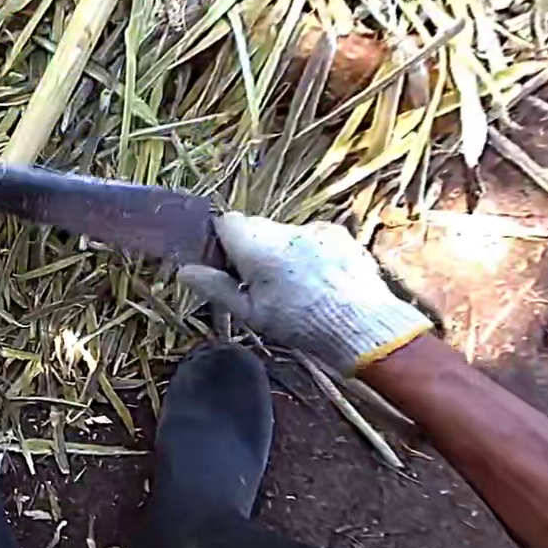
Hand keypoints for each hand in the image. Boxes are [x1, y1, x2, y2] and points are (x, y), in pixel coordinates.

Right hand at [179, 213, 430, 372]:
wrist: (363, 327)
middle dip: (250, 248)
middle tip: (257, 282)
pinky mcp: (340, 235)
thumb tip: (185, 270)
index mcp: (257, 245)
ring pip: (282, 233)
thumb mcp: (249, 311)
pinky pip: (309, 238)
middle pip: (254, 227)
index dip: (221, 240)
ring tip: (290, 286)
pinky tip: (315, 280)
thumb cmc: (298, 322)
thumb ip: (215, 286)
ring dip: (279, 251)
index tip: (225, 265)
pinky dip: (305, 253)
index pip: (226, 221)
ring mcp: (316, 229)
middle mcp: (285, 229)